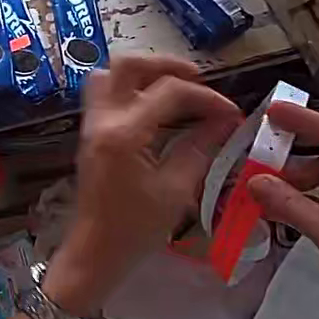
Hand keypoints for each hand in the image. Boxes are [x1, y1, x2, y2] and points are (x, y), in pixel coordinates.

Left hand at [50, 56, 242, 316]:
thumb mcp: (176, 191)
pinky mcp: (90, 134)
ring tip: (175, 89)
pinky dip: (130, 89)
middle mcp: (102, 120)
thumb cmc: (135, 229)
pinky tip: (155, 109)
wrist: (94, 253)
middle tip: (197, 80)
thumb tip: (223, 122)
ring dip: (143, 74)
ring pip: (109, 75)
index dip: (205, 97)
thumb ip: (199, 148)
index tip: (229, 112)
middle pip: (128, 65)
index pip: (169, 92)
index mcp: (124, 134)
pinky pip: (104, 94)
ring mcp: (91, 125)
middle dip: (166, 65)